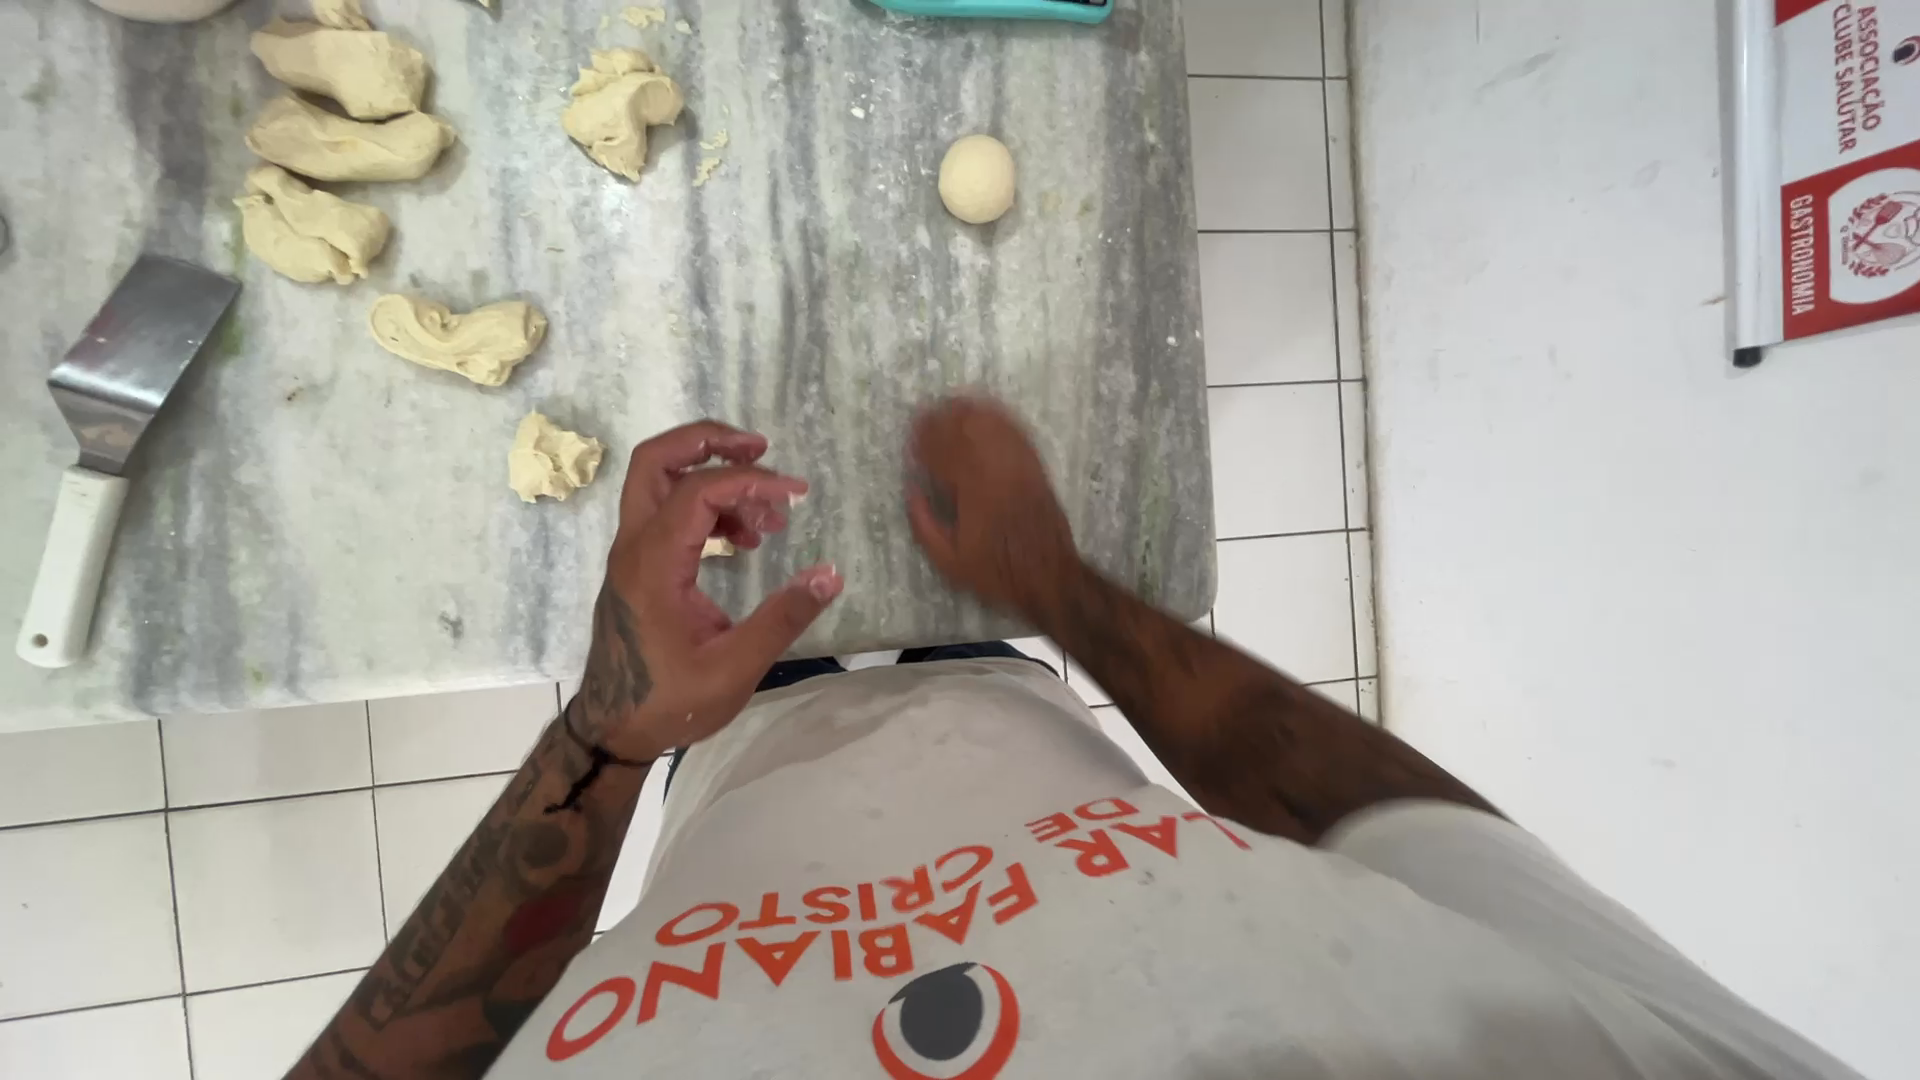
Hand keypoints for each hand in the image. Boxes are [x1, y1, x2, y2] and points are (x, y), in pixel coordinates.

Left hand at [575, 421, 842, 759]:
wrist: (614, 729)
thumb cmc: (671, 702)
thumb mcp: (736, 668)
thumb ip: (783, 617)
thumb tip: (831, 574)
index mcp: (654, 565)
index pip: (698, 491)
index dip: (752, 482)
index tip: (796, 495)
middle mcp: (635, 547)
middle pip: (655, 460)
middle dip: (709, 442)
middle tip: (761, 448)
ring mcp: (633, 554)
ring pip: (660, 481)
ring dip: (715, 478)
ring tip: (769, 516)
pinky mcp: (641, 565)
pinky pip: (670, 512)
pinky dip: (709, 507)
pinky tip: (746, 539)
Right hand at [905, 396, 1077, 618]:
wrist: (1049, 575)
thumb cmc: (997, 571)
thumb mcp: (949, 561)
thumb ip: (924, 526)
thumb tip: (911, 492)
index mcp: (972, 490)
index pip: (942, 452)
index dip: (924, 440)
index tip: (910, 436)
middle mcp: (996, 470)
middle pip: (965, 430)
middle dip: (942, 419)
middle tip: (925, 416)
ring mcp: (1020, 465)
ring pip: (991, 424)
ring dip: (968, 412)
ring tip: (950, 407)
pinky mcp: (1036, 466)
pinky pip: (1015, 431)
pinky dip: (997, 418)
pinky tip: (985, 412)